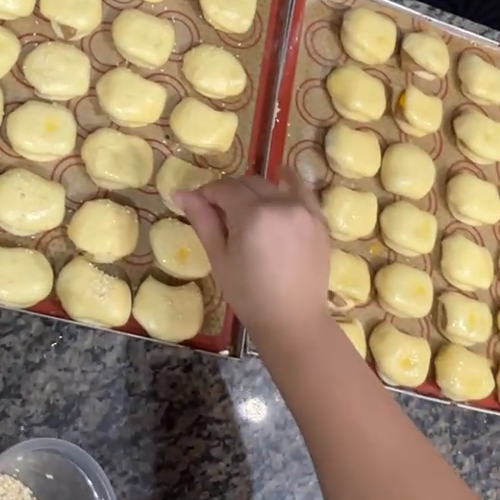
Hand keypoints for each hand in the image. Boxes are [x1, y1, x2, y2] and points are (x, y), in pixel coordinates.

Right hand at [178, 174, 331, 349]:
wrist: (293, 320)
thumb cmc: (248, 295)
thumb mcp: (219, 258)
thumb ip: (203, 220)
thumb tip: (180, 193)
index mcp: (253, 215)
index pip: (225, 189)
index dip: (207, 193)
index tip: (197, 205)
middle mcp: (281, 204)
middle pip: (248, 183)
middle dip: (229, 191)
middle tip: (218, 212)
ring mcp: (304, 210)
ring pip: (272, 187)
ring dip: (255, 191)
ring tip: (245, 211)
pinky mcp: (318, 220)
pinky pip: (302, 192)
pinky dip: (289, 183)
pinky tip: (281, 178)